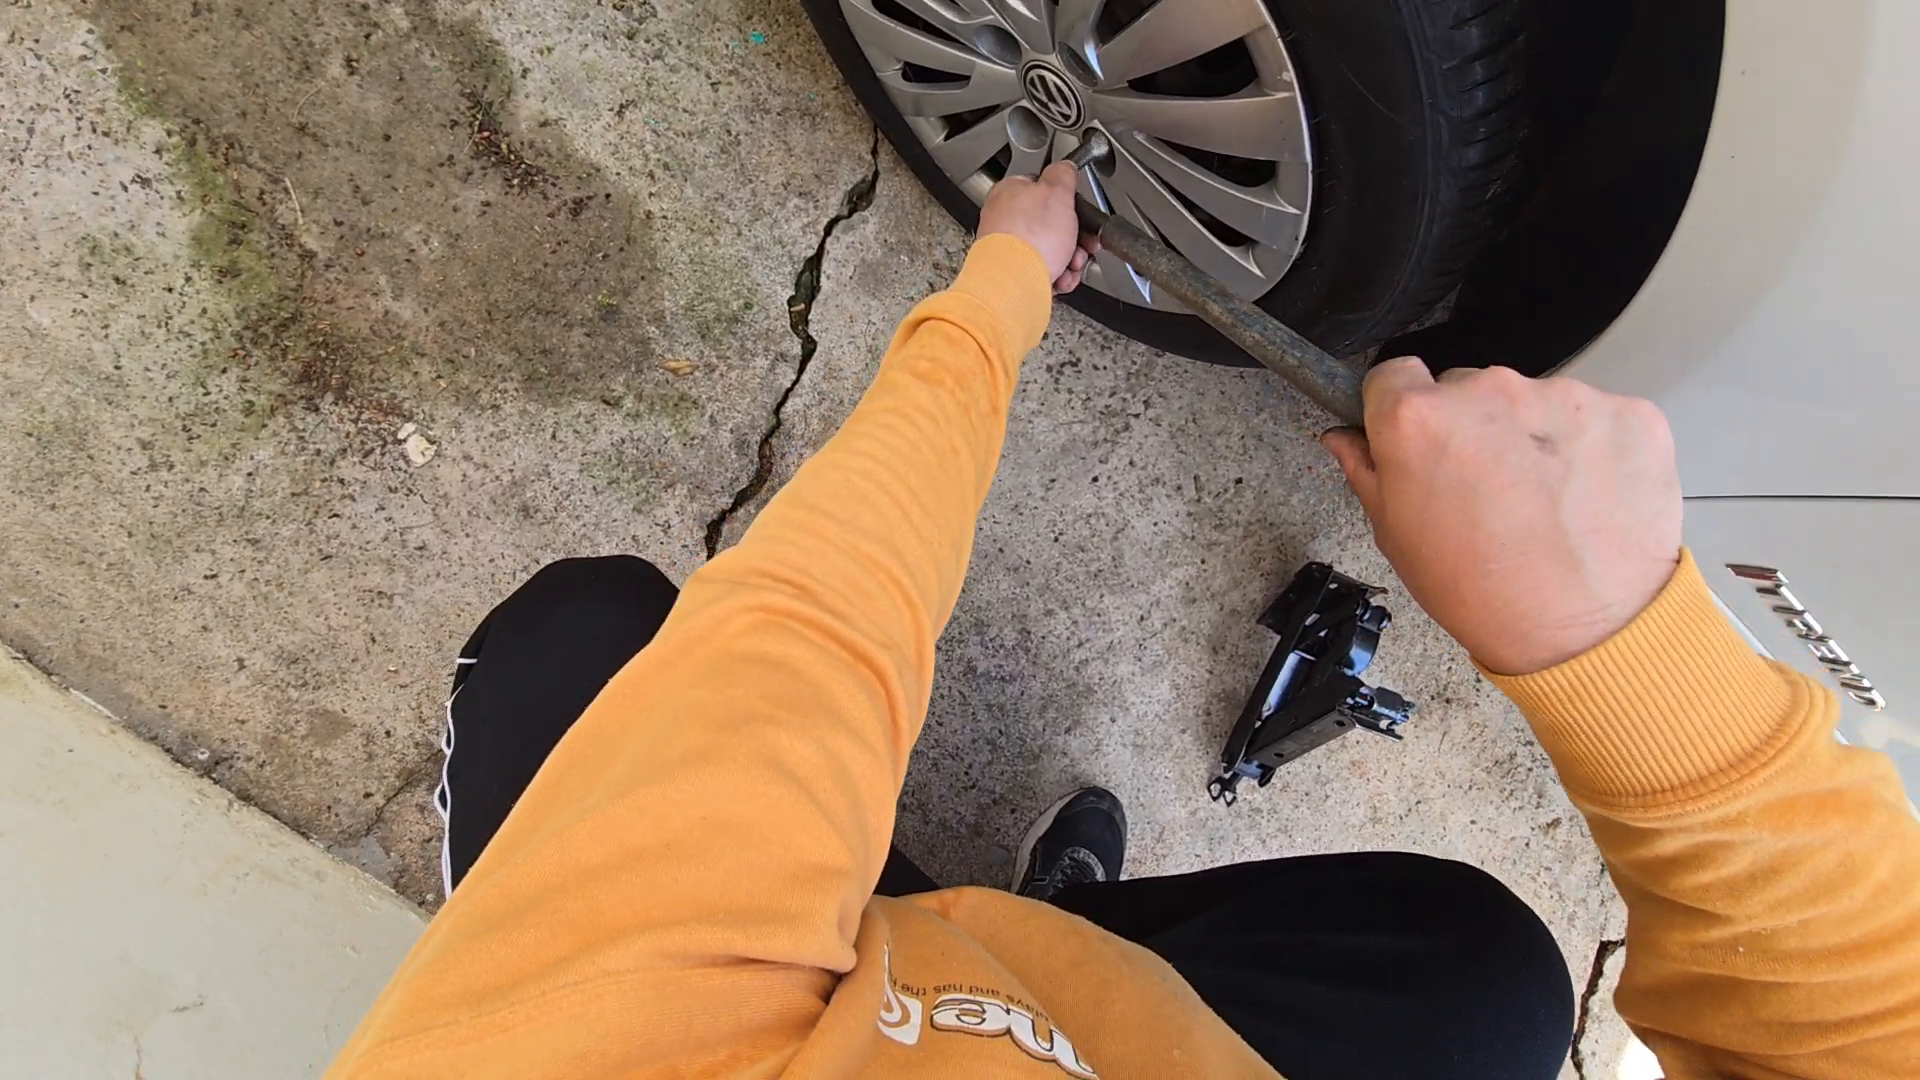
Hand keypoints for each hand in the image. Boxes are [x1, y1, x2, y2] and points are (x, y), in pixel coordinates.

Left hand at [978, 161, 1098, 293]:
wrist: (1014, 285)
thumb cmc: (1030, 239)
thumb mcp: (1057, 192)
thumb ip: (1063, 175)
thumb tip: (1066, 168)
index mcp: (1010, 192)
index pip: (1044, 189)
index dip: (1069, 201)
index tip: (1082, 212)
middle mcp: (1004, 221)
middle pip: (1051, 225)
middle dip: (1074, 237)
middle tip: (1082, 243)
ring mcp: (1008, 251)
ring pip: (1050, 252)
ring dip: (1069, 259)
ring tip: (1071, 264)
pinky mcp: (1014, 275)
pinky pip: (1043, 273)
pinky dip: (1057, 277)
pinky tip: (1061, 279)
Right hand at [1321, 358, 1681, 675]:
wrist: (1578, 626)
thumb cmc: (1472, 583)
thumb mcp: (1391, 529)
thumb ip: (1365, 468)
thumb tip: (1345, 437)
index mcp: (1416, 418)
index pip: (1392, 374)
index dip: (1393, 405)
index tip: (1406, 433)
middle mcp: (1487, 391)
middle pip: (1461, 386)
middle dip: (1462, 423)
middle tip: (1472, 480)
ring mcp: (1564, 397)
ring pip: (1525, 400)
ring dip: (1522, 433)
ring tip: (1532, 495)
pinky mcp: (1628, 412)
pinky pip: (1587, 415)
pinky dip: (1580, 445)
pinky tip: (1576, 493)